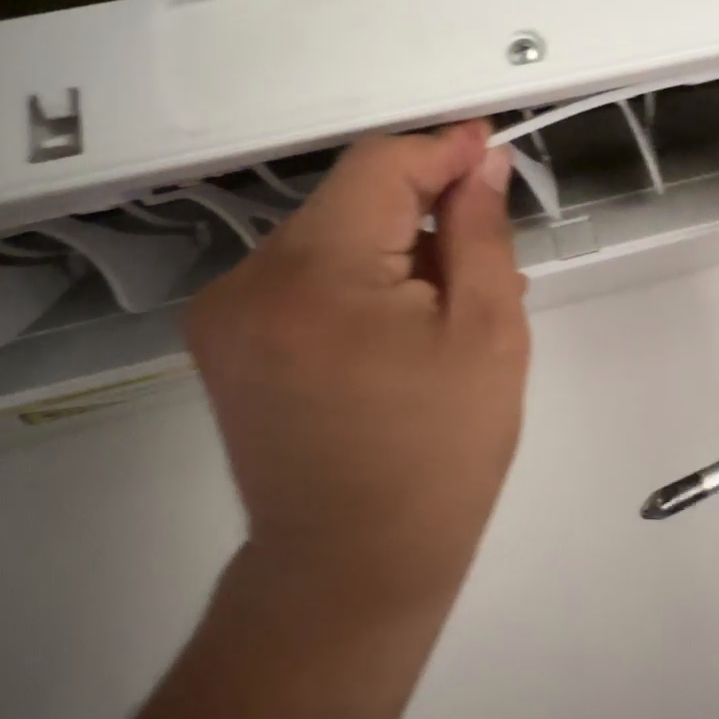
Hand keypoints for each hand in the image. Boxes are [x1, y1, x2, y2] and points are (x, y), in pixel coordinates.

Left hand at [185, 122, 529, 595]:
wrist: (350, 567)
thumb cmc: (439, 455)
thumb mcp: (487, 335)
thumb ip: (481, 233)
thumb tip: (484, 161)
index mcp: (315, 277)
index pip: (379, 168)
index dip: (442, 151)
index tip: (492, 152)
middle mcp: (249, 281)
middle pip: (352, 201)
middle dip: (425, 212)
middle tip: (489, 259)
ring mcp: (225, 312)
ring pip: (331, 236)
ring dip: (396, 249)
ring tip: (452, 304)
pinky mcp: (225, 339)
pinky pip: (306, 274)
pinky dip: (359, 279)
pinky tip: (401, 324)